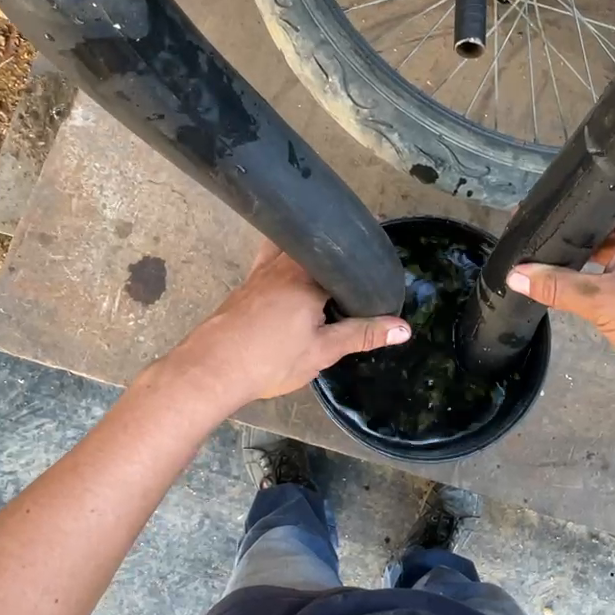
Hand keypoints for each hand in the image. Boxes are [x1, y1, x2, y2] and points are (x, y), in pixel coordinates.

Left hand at [173, 241, 410, 402]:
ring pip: (288, 249)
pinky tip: (291, 283)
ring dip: (307, 253)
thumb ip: (363, 334)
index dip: (360, 253)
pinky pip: (271, 261)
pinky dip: (286, 263)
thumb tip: (404, 328)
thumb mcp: (323, 350)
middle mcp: (282, 264)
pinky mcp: (245, 286)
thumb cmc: (269, 358)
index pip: (341, 253)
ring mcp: (259, 273)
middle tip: (356, 261)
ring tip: (326, 268)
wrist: (210, 369)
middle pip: (314, 244)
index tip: (378, 250)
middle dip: (334, 249)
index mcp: (306, 275)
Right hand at [506, 196, 614, 392]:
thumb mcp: (600, 302)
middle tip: (529, 231)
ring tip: (542, 255)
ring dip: (581, 252)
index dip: (564, 198)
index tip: (531, 206)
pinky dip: (594, 268)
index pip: (598, 193)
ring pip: (607, 242)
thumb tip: (514, 275)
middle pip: (600, 218)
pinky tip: (569, 277)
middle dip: (568, 229)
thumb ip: (555, 286)